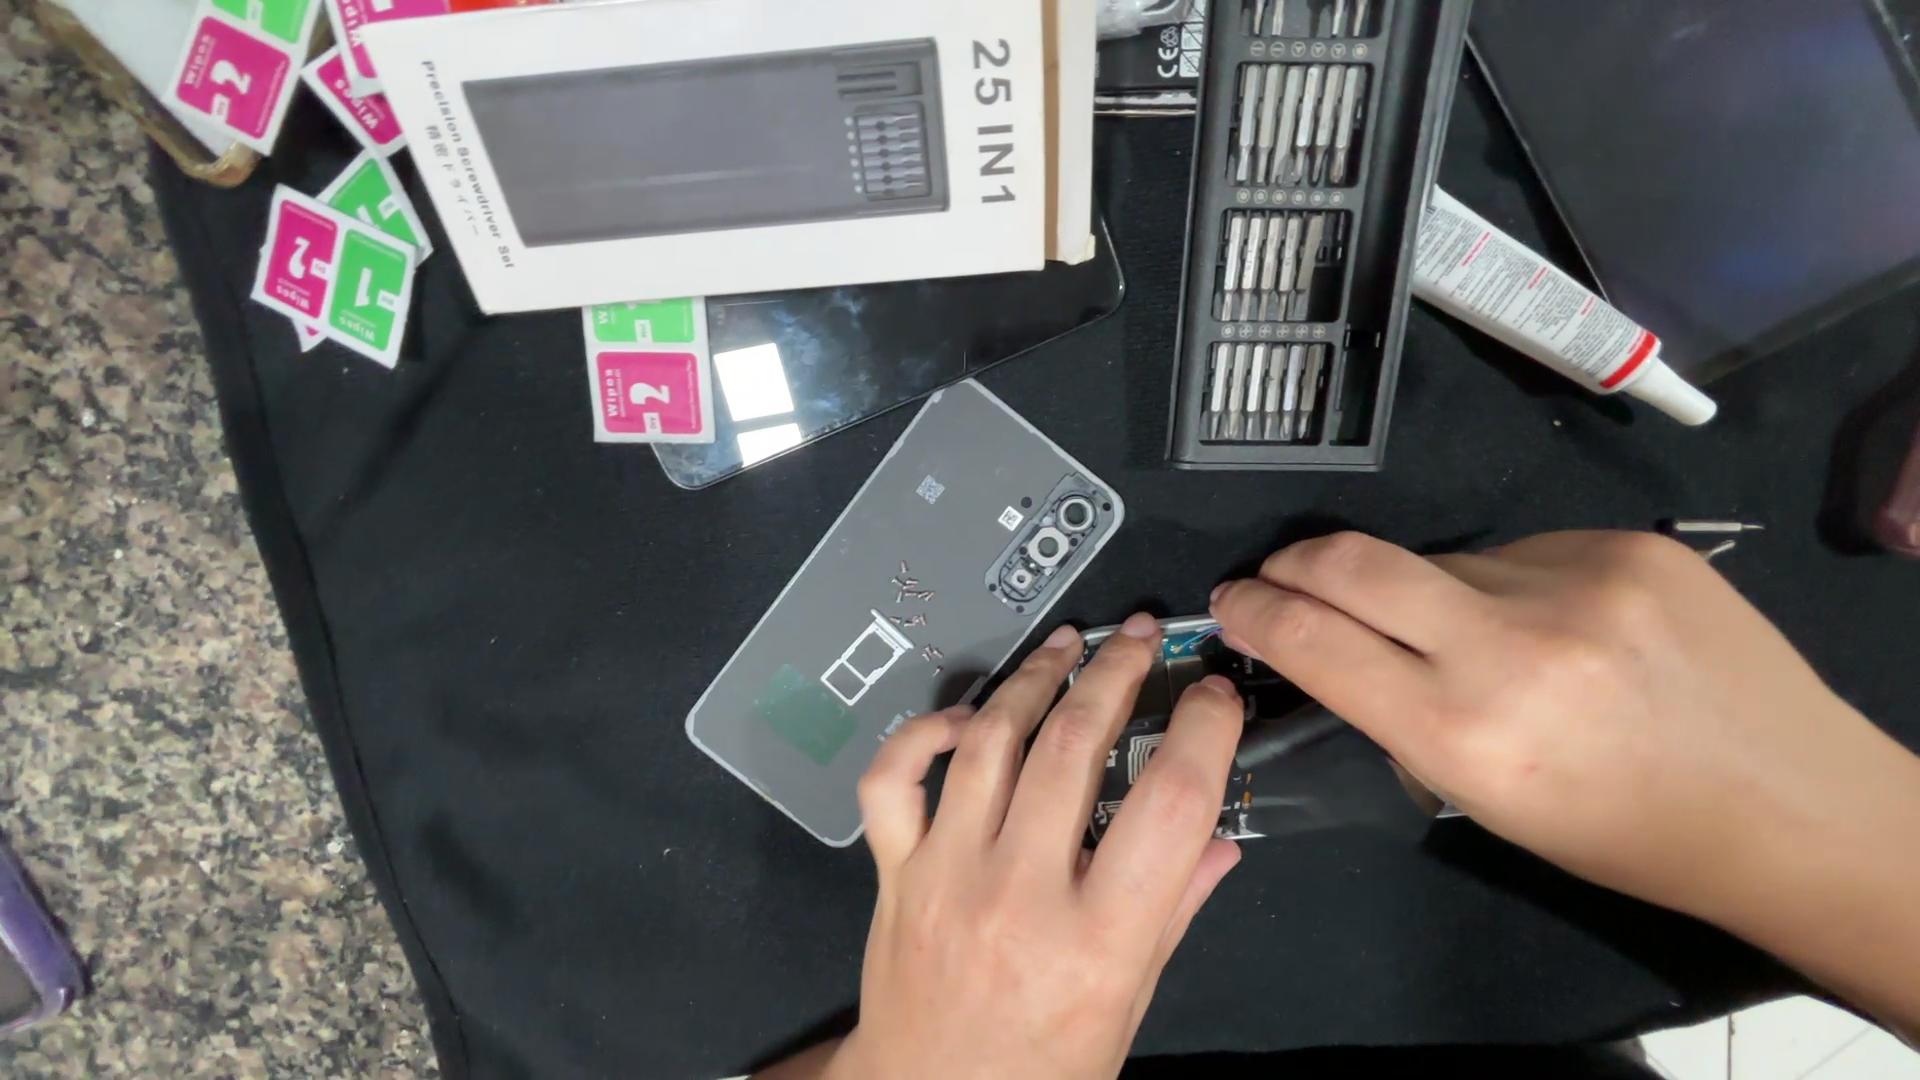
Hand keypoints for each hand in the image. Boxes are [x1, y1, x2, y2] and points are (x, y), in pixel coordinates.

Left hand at [826, 615, 1245, 1079]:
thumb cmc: (1044, 1065)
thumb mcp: (1130, 1005)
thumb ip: (1175, 911)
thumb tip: (1222, 837)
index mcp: (1097, 942)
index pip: (1170, 808)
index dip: (1204, 733)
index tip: (1215, 694)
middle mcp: (1018, 894)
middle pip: (1073, 748)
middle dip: (1115, 673)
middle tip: (1140, 636)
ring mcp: (945, 873)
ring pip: (989, 741)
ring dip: (1033, 679)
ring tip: (1067, 645)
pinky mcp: (894, 869)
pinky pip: (894, 778)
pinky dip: (927, 731)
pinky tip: (969, 714)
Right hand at [1209, 530, 1919, 1032]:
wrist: (1804, 813)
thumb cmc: (1617, 829)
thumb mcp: (1475, 796)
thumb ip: (1390, 707)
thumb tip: (1333, 641)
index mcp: (1464, 730)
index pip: (1311, 640)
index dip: (1253, 612)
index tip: (1230, 603)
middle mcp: (1511, 645)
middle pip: (1346, 562)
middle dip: (1289, 564)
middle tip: (1275, 575)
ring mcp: (1574, 582)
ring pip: (1430, 559)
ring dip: (1412, 588)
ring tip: (1462, 631)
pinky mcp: (1623, 545)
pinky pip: (1508, 551)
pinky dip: (1495, 582)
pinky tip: (1544, 620)